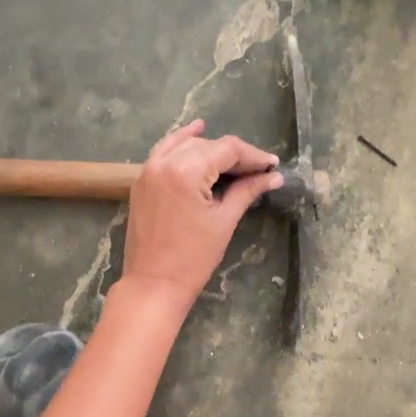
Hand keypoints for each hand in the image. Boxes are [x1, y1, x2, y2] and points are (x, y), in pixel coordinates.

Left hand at [121, 119, 282, 305]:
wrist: (153, 284)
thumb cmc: (193, 258)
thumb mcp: (223, 222)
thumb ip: (247, 191)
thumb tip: (273, 177)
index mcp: (186, 171)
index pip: (227, 149)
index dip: (253, 156)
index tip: (272, 166)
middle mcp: (165, 162)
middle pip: (208, 145)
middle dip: (234, 156)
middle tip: (258, 171)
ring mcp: (149, 170)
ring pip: (186, 146)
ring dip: (210, 150)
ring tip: (234, 162)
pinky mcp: (142, 181)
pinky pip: (164, 152)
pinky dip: (181, 142)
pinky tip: (195, 132)